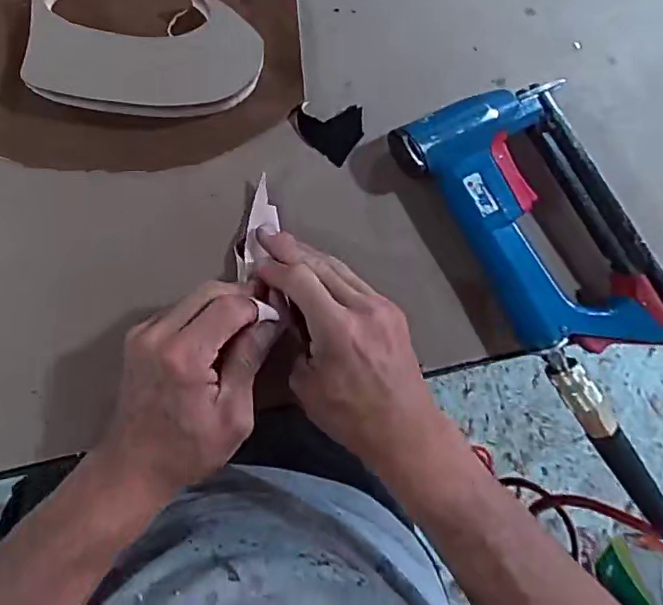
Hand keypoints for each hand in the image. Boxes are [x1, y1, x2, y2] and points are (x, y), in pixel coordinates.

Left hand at [94, 282, 281, 500]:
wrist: (129, 469)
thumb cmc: (187, 451)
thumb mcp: (233, 416)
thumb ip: (249, 361)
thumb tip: (269, 321)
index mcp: (183, 356)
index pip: (229, 305)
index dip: (257, 307)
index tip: (274, 320)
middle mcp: (158, 334)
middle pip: (210, 291)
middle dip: (241, 297)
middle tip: (262, 316)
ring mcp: (143, 332)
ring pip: (194, 296)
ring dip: (221, 304)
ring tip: (241, 327)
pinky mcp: (137, 335)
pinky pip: (179, 308)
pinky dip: (202, 313)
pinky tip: (214, 336)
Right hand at [254, 230, 457, 477]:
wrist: (405, 427)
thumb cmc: (349, 417)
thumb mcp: (306, 384)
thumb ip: (293, 340)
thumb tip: (285, 310)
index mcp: (338, 329)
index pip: (302, 280)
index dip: (277, 268)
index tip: (257, 262)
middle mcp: (362, 308)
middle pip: (321, 266)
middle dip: (292, 250)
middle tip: (267, 235)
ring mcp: (381, 305)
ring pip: (340, 268)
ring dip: (312, 256)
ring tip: (287, 245)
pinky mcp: (390, 309)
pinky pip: (354, 281)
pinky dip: (331, 272)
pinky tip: (316, 269)